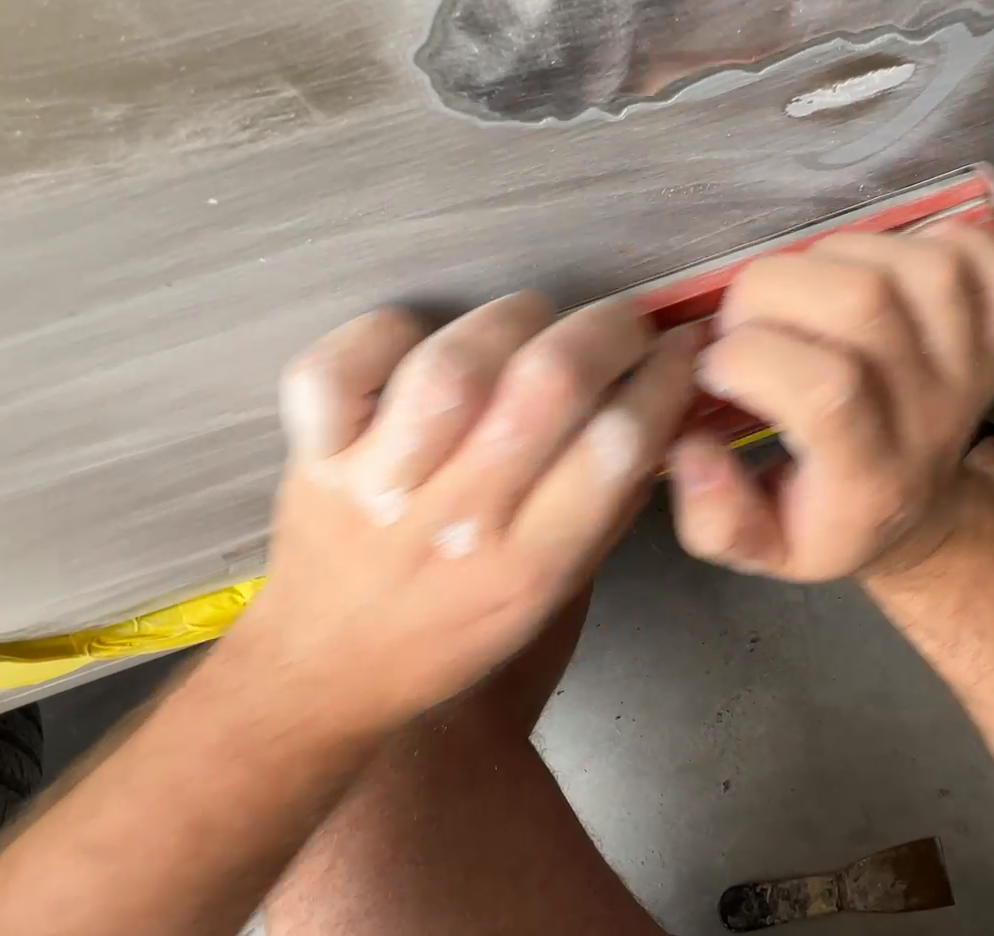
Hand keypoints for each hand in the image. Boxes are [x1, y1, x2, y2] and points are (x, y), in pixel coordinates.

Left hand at [233, 294, 700, 730]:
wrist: (329, 672)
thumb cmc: (460, 632)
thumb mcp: (560, 592)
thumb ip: (611, 503)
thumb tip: (662, 406)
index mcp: (532, 566)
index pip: (617, 445)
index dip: (664, 377)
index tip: (681, 347)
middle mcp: (459, 521)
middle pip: (548, 386)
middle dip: (608, 330)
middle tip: (626, 321)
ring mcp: (377, 485)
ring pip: (455, 364)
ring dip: (514, 321)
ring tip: (534, 321)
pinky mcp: (312, 455)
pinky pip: (338, 367)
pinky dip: (386, 333)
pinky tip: (421, 342)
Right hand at [667, 226, 993, 582]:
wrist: (920, 515)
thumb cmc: (829, 522)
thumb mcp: (765, 551)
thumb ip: (717, 519)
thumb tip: (694, 447)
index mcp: (872, 480)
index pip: (824, 391)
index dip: (750, 358)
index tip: (714, 367)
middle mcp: (933, 418)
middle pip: (866, 305)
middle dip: (773, 288)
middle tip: (744, 317)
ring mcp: (975, 369)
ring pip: (919, 267)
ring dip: (836, 255)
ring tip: (802, 289)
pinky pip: (988, 262)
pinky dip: (935, 240)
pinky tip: (882, 269)